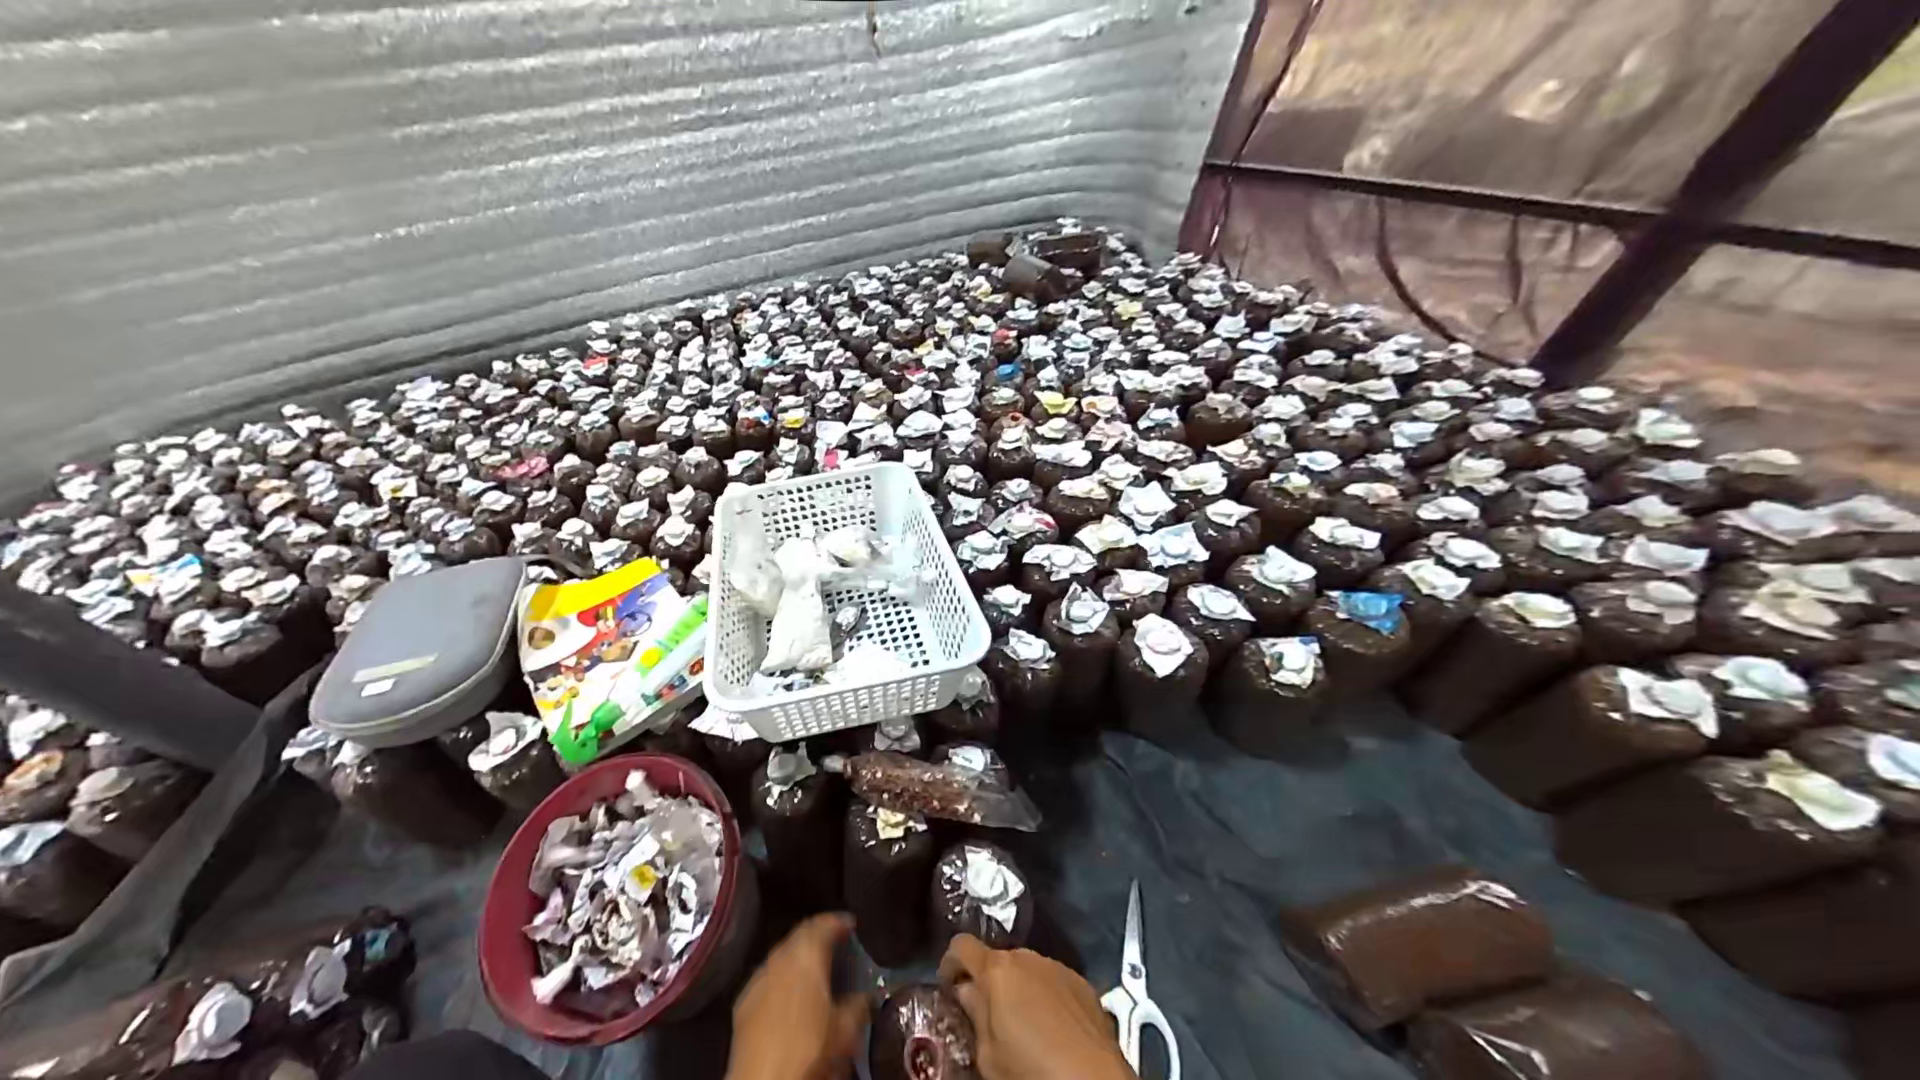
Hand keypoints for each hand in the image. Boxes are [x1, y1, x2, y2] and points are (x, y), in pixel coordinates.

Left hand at [727, 913, 868, 1079]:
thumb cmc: (809, 1048)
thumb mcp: (846, 1029)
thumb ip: (859, 1005)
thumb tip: (866, 997)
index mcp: (807, 955)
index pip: (823, 924)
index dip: (839, 922)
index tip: (851, 926)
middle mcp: (781, 958)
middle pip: (801, 935)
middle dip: (818, 936)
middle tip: (834, 945)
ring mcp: (759, 978)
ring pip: (782, 954)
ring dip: (798, 956)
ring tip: (813, 970)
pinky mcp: (743, 1001)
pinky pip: (767, 976)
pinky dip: (781, 976)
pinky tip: (788, 995)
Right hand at [939, 935, 1136, 1079]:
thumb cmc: (1031, 1071)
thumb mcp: (988, 1055)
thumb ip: (974, 1015)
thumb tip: (966, 993)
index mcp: (997, 970)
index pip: (961, 945)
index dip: (950, 963)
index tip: (949, 986)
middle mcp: (1026, 957)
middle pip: (996, 959)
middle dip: (988, 982)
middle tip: (986, 1016)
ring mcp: (1056, 966)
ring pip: (1025, 969)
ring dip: (1017, 988)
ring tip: (1023, 1025)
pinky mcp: (1081, 982)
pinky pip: (1051, 981)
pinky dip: (1044, 996)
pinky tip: (1051, 1028)